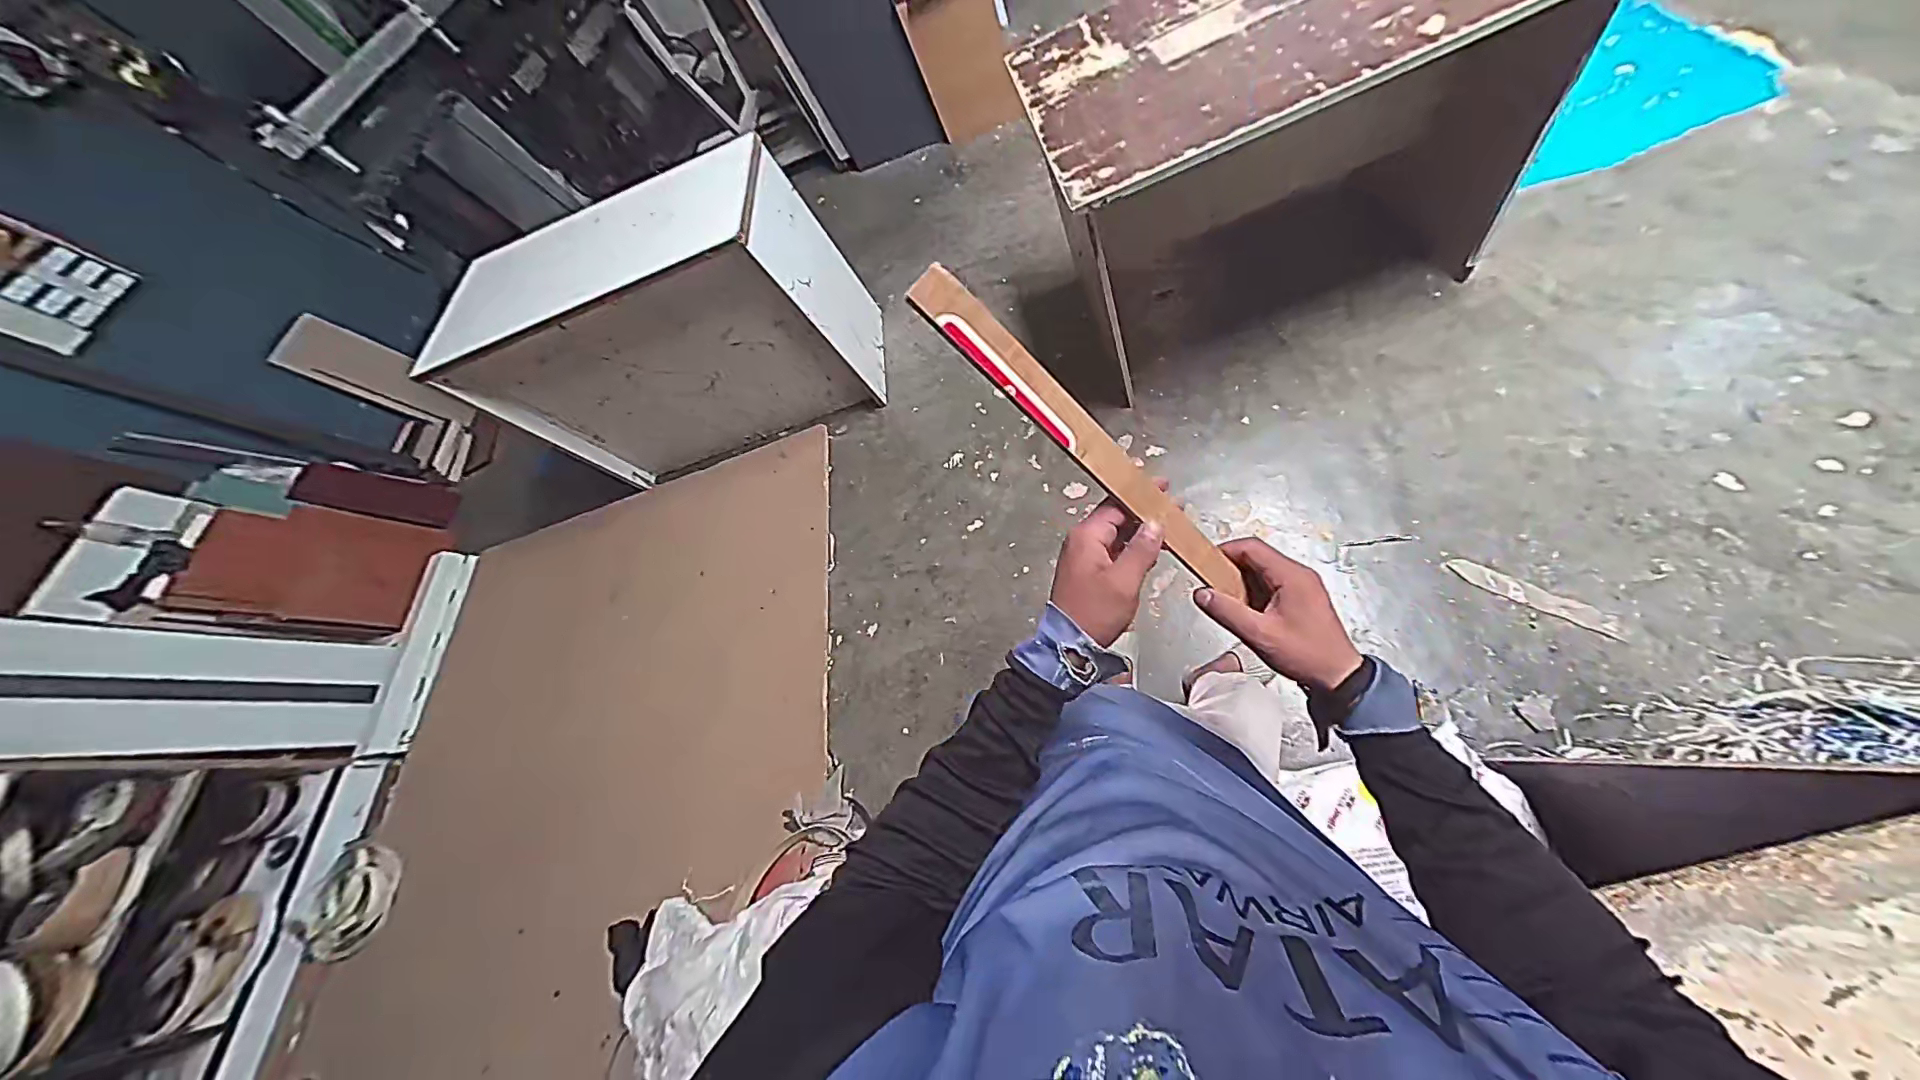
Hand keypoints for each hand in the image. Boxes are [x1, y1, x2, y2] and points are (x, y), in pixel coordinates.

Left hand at [1048, 483, 1166, 646]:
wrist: (1070, 645)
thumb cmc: (1094, 613)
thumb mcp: (1124, 581)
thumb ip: (1141, 550)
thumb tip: (1155, 524)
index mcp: (1086, 537)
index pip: (1115, 505)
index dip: (1140, 495)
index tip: (1163, 488)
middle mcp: (1081, 541)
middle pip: (1115, 517)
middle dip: (1144, 512)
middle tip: (1173, 507)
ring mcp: (1083, 556)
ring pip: (1115, 534)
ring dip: (1140, 530)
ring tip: (1168, 525)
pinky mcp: (1088, 571)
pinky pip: (1113, 550)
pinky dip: (1132, 547)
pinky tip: (1151, 548)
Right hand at [1192, 538, 1362, 693]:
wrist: (1338, 676)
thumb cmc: (1308, 655)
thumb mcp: (1259, 634)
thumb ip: (1227, 611)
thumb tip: (1203, 594)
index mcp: (1292, 576)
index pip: (1252, 547)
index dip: (1225, 551)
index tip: (1206, 562)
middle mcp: (1299, 576)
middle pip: (1256, 557)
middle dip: (1230, 569)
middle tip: (1212, 585)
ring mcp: (1302, 586)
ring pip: (1262, 572)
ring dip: (1241, 583)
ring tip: (1228, 603)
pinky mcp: (1300, 598)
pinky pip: (1270, 585)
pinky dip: (1253, 593)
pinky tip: (1246, 612)